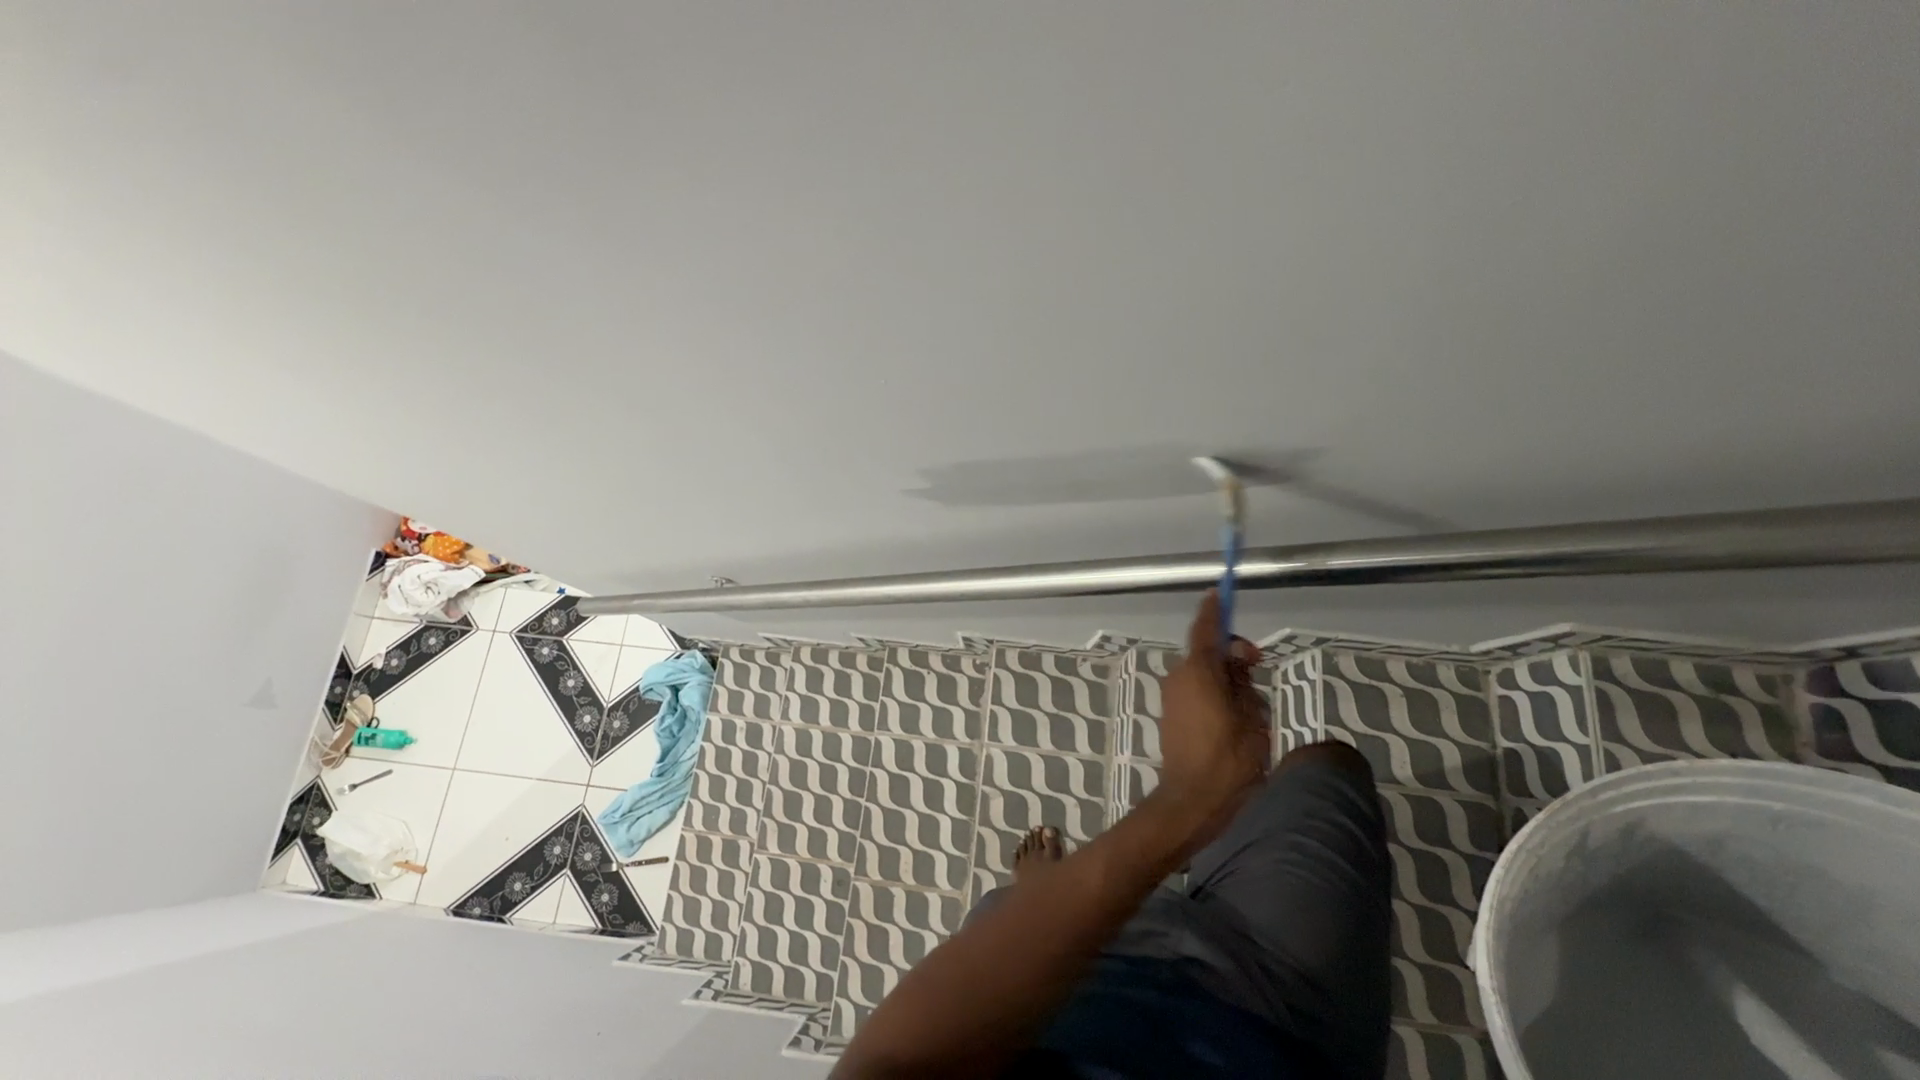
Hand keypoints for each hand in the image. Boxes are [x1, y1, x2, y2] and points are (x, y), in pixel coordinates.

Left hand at [1150, 591, 1271, 851]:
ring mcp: (1172, 698)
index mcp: (1198, 672)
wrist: (1193, 801)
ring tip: (1252, 708)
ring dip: (1225, 680)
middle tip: (1257, 668)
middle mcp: (1179, 678)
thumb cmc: (1229, 759)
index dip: (1214, 611)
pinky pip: (1197, 693)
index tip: (1218, 594)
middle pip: (1208, 653)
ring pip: (1204, 675)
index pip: (1206, 631)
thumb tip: (1236, 660)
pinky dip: (1214, 694)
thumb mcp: (1251, 717)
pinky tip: (1235, 719)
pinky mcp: (1171, 717)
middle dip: (1232, 655)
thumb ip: (1243, 681)